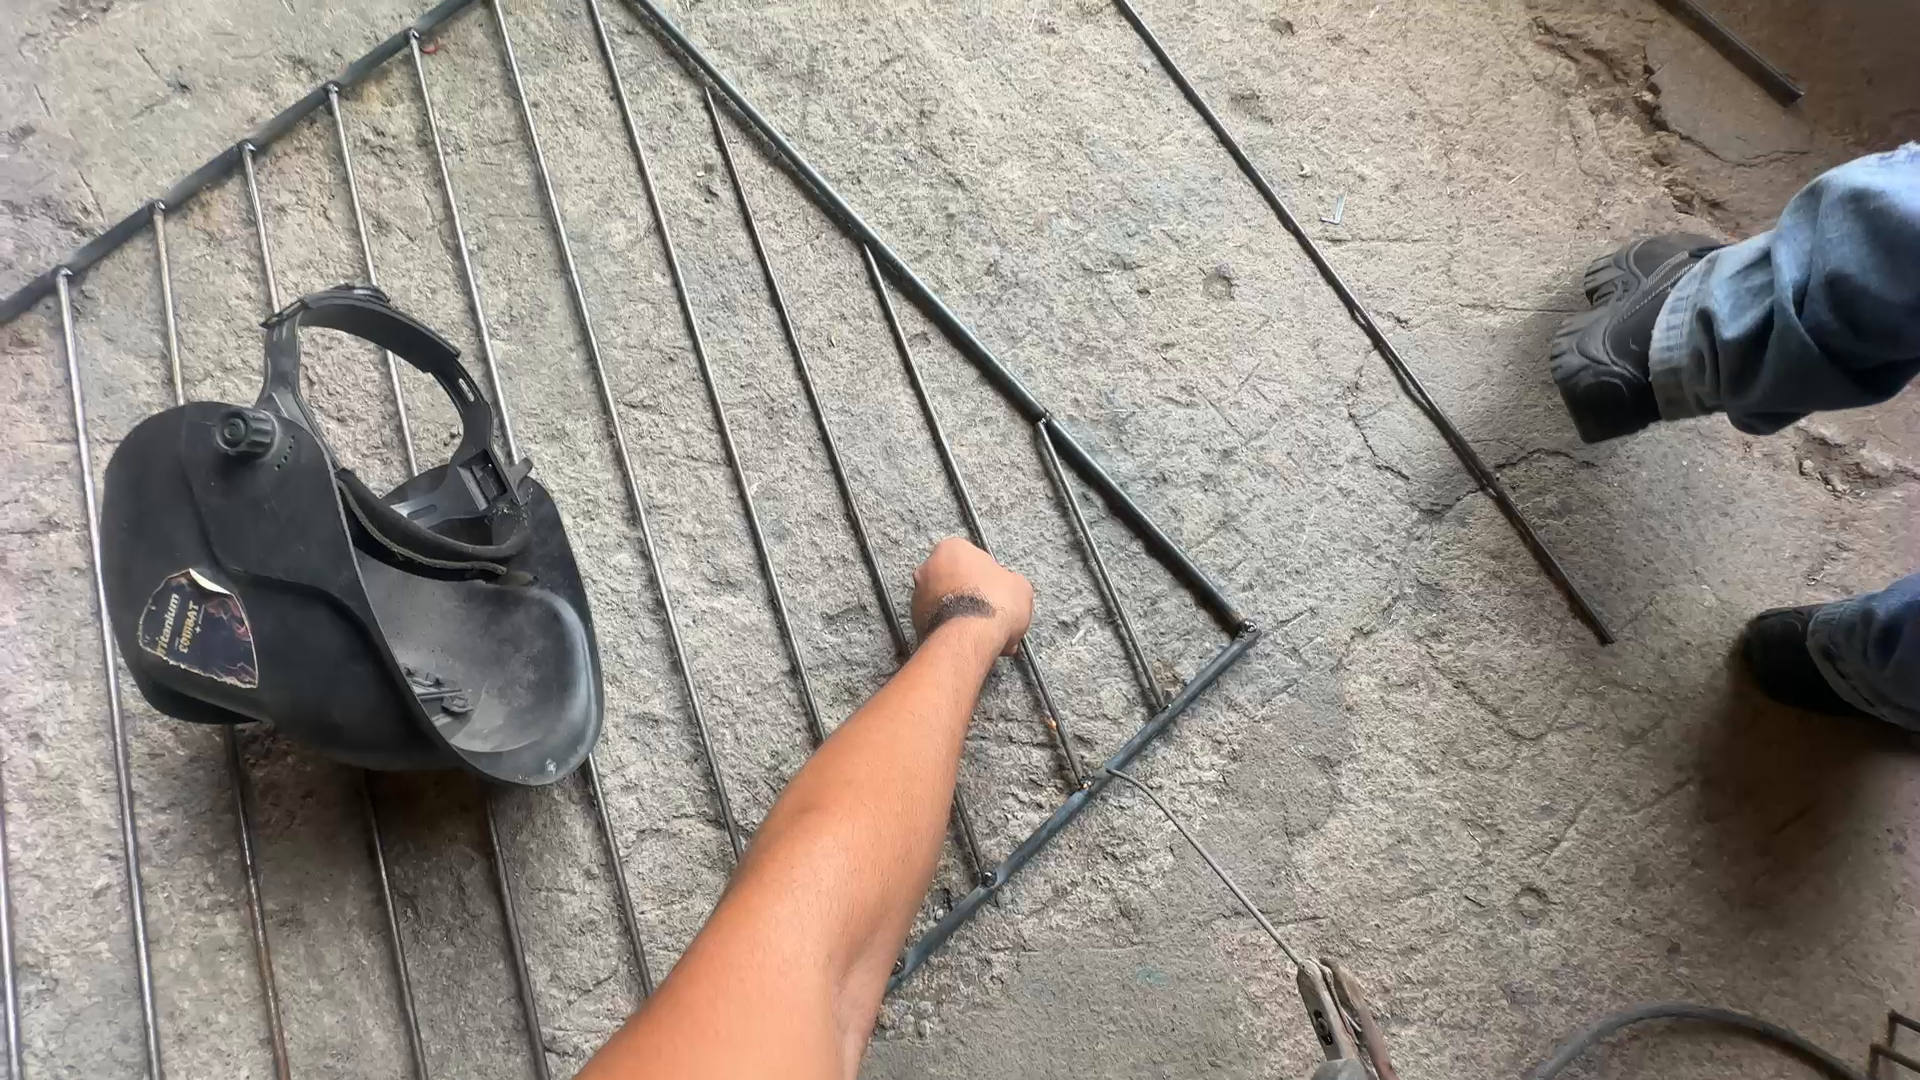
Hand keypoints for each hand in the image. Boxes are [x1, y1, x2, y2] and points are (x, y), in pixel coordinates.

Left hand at [911, 537, 1032, 656]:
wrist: (970, 638)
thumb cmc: (993, 604)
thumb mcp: (1020, 585)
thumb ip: (1009, 582)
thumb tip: (1008, 588)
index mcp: (951, 548)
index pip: (971, 557)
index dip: (987, 575)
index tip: (997, 589)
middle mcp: (927, 568)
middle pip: (954, 580)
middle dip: (970, 595)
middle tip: (990, 610)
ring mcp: (918, 596)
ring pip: (944, 604)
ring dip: (960, 615)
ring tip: (983, 631)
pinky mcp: (915, 622)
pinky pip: (938, 624)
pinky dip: (951, 631)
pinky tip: (971, 640)